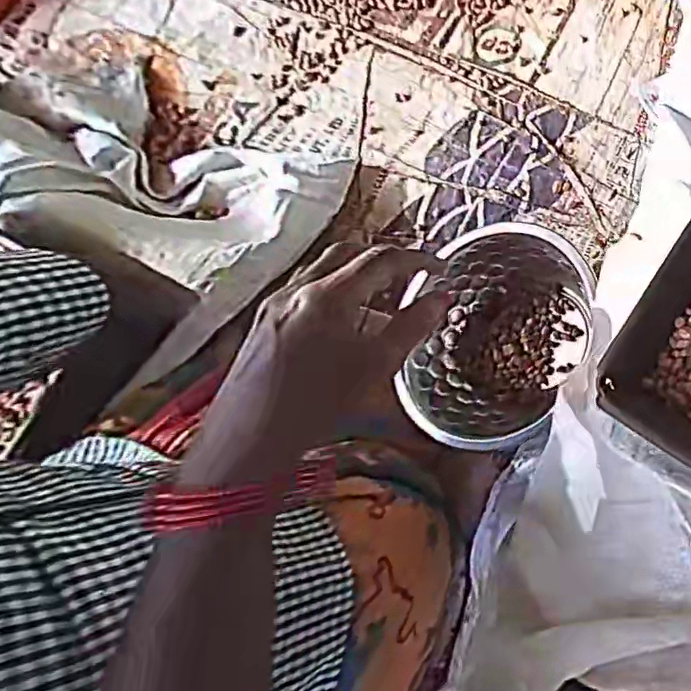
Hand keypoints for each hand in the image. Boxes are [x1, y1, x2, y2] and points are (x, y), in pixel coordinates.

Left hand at [179, 243, 446, 489]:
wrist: (248, 438)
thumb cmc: (315, 406)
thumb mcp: (376, 366)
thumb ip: (412, 327)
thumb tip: (441, 299)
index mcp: (327, 297)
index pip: (381, 259)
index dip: (417, 258)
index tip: (440, 267)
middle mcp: (298, 290)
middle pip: (351, 252)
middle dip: (388, 258)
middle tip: (415, 274)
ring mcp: (277, 301)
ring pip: (327, 267)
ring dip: (361, 271)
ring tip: (387, 296)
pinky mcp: (266, 317)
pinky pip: (309, 286)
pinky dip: (339, 288)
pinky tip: (351, 318)